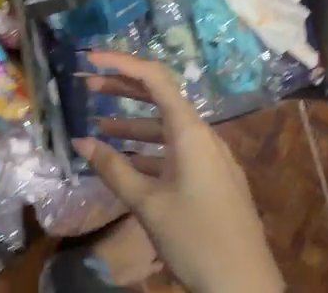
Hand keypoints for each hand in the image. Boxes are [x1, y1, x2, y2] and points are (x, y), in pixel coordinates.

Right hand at [73, 51, 284, 292]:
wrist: (247, 290)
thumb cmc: (196, 239)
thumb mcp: (148, 204)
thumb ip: (113, 168)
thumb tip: (80, 141)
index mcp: (191, 132)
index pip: (154, 78)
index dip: (121, 62)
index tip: (91, 58)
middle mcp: (204, 136)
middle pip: (161, 98)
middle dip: (124, 89)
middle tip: (89, 86)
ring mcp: (212, 159)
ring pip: (168, 128)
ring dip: (134, 124)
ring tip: (100, 126)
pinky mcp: (215, 181)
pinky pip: (178, 151)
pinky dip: (151, 150)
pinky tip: (128, 162)